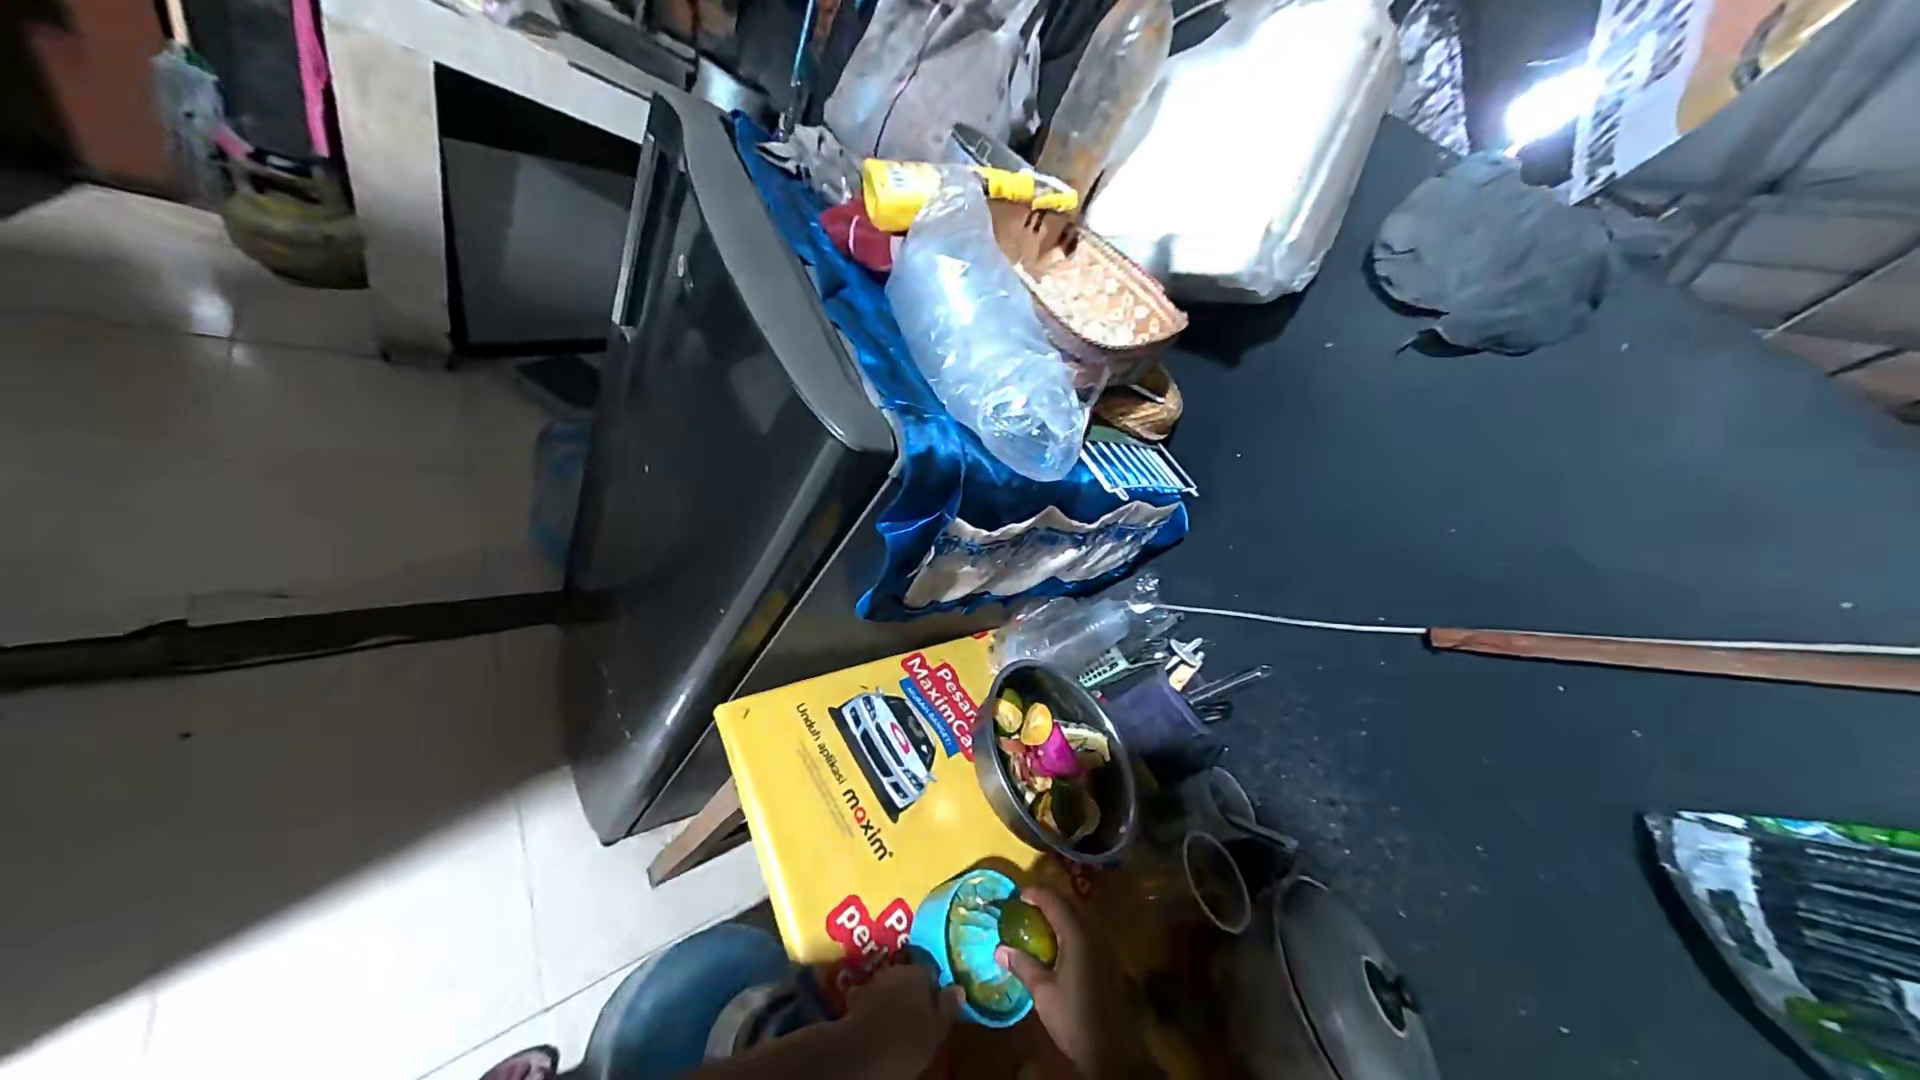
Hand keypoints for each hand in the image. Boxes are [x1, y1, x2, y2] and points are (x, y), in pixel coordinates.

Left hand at [844, 962, 961, 1075]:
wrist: (866, 1051)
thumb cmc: (908, 1039)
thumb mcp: (937, 1029)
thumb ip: (948, 1006)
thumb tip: (959, 989)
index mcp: (918, 973)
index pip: (930, 972)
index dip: (933, 988)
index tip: (934, 1003)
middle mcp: (895, 970)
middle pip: (906, 975)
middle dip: (910, 989)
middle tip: (915, 1010)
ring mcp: (873, 982)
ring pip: (887, 984)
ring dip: (890, 995)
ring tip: (894, 1015)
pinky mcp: (855, 998)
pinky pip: (867, 997)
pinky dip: (870, 1004)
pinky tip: (873, 1018)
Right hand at [996, 887, 1148, 1079]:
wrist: (1113, 1051)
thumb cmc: (1074, 1018)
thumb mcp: (1043, 993)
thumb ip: (1023, 966)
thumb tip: (999, 949)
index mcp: (1077, 935)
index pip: (1055, 901)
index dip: (1036, 893)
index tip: (1018, 894)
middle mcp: (1094, 933)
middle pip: (1070, 904)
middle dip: (1048, 900)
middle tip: (1027, 906)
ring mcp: (1106, 945)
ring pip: (1081, 916)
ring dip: (1061, 913)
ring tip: (1041, 921)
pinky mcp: (1110, 959)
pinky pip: (1088, 930)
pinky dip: (1072, 927)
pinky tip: (1060, 943)